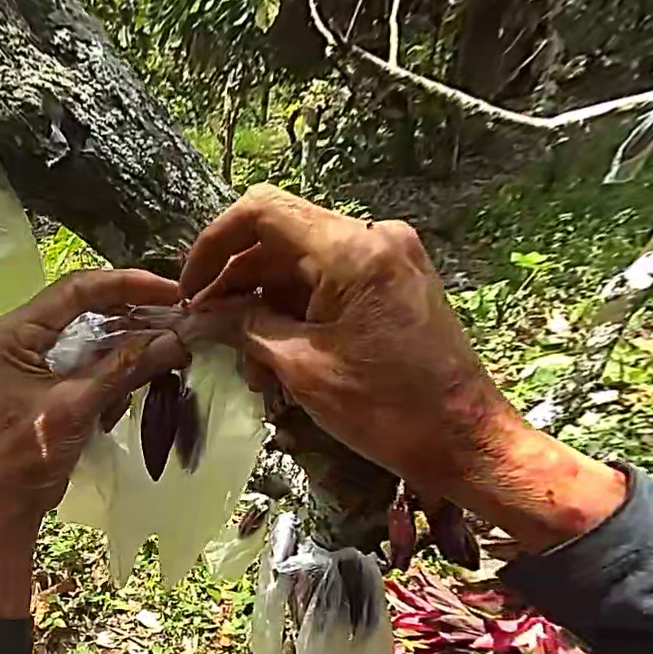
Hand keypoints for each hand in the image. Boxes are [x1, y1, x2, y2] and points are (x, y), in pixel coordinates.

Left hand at [0, 269, 186, 618]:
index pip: (76, 291)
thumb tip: (174, 340)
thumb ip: (123, 369)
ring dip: (131, 346)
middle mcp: (25, 339)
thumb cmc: (25, 457)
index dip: (126, 285)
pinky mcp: (56, 385)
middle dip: (133, 316)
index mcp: (16, 333)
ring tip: (169, 349)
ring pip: (95, 339)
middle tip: (176, 318)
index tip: (169, 292)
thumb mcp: (75, 407)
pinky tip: (143, 379)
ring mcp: (41, 363)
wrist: (5, 506)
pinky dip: (120, 373)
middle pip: (88, 310)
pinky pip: (94, 366)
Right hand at [182, 185, 624, 551]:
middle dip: (236, 286)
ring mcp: (387, 260)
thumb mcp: (302, 369)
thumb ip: (246, 328)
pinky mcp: (392, 285)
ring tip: (248, 363)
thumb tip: (201, 314)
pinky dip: (296, 316)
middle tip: (208, 332)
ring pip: (301, 268)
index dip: (212, 246)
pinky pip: (328, 286)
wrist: (462, 439)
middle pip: (279, 242)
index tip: (190, 290)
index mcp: (352, 250)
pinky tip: (279, 359)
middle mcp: (372, 238)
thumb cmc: (385, 410)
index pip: (261, 214)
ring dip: (264, 308)